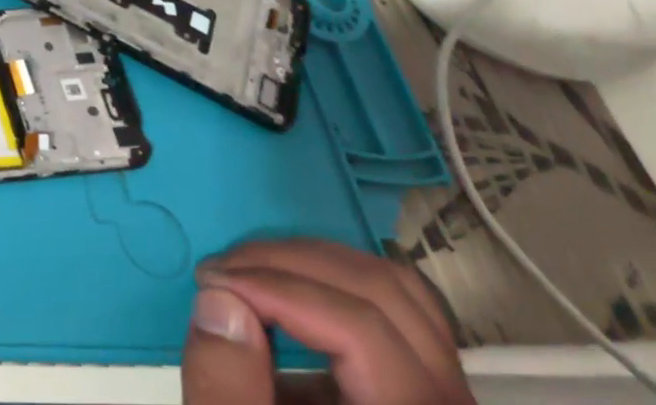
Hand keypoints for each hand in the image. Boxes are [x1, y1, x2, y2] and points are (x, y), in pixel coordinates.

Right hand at [183, 239, 473, 404]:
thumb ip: (227, 389)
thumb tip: (219, 298)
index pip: (360, 329)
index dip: (278, 288)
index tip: (208, 282)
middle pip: (386, 295)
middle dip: (289, 265)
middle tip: (218, 273)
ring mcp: (447, 400)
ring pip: (400, 292)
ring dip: (310, 266)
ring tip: (244, 277)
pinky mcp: (423, 390)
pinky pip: (398, 313)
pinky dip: (332, 287)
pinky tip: (277, 298)